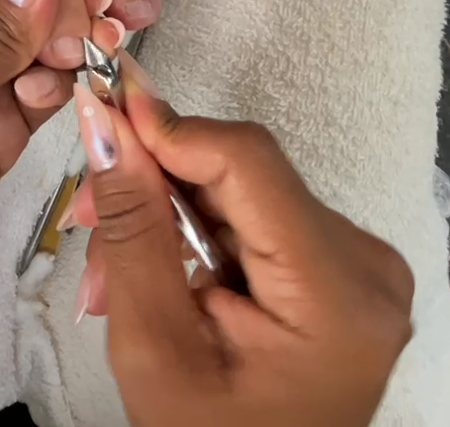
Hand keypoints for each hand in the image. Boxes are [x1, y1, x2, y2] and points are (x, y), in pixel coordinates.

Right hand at [69, 58, 414, 426]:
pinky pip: (243, 213)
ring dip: (160, 210)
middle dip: (151, 184)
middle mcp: (364, 262)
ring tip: (111, 269)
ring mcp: (354, 263)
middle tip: (85, 217)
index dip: (168, 126)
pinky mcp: (332, 266)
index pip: (246, 161)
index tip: (98, 108)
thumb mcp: (151, 341)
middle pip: (237, 172)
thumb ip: (132, 223)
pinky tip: (151, 267)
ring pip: (231, 188)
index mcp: (337, 293)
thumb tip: (103, 117)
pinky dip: (187, 230)